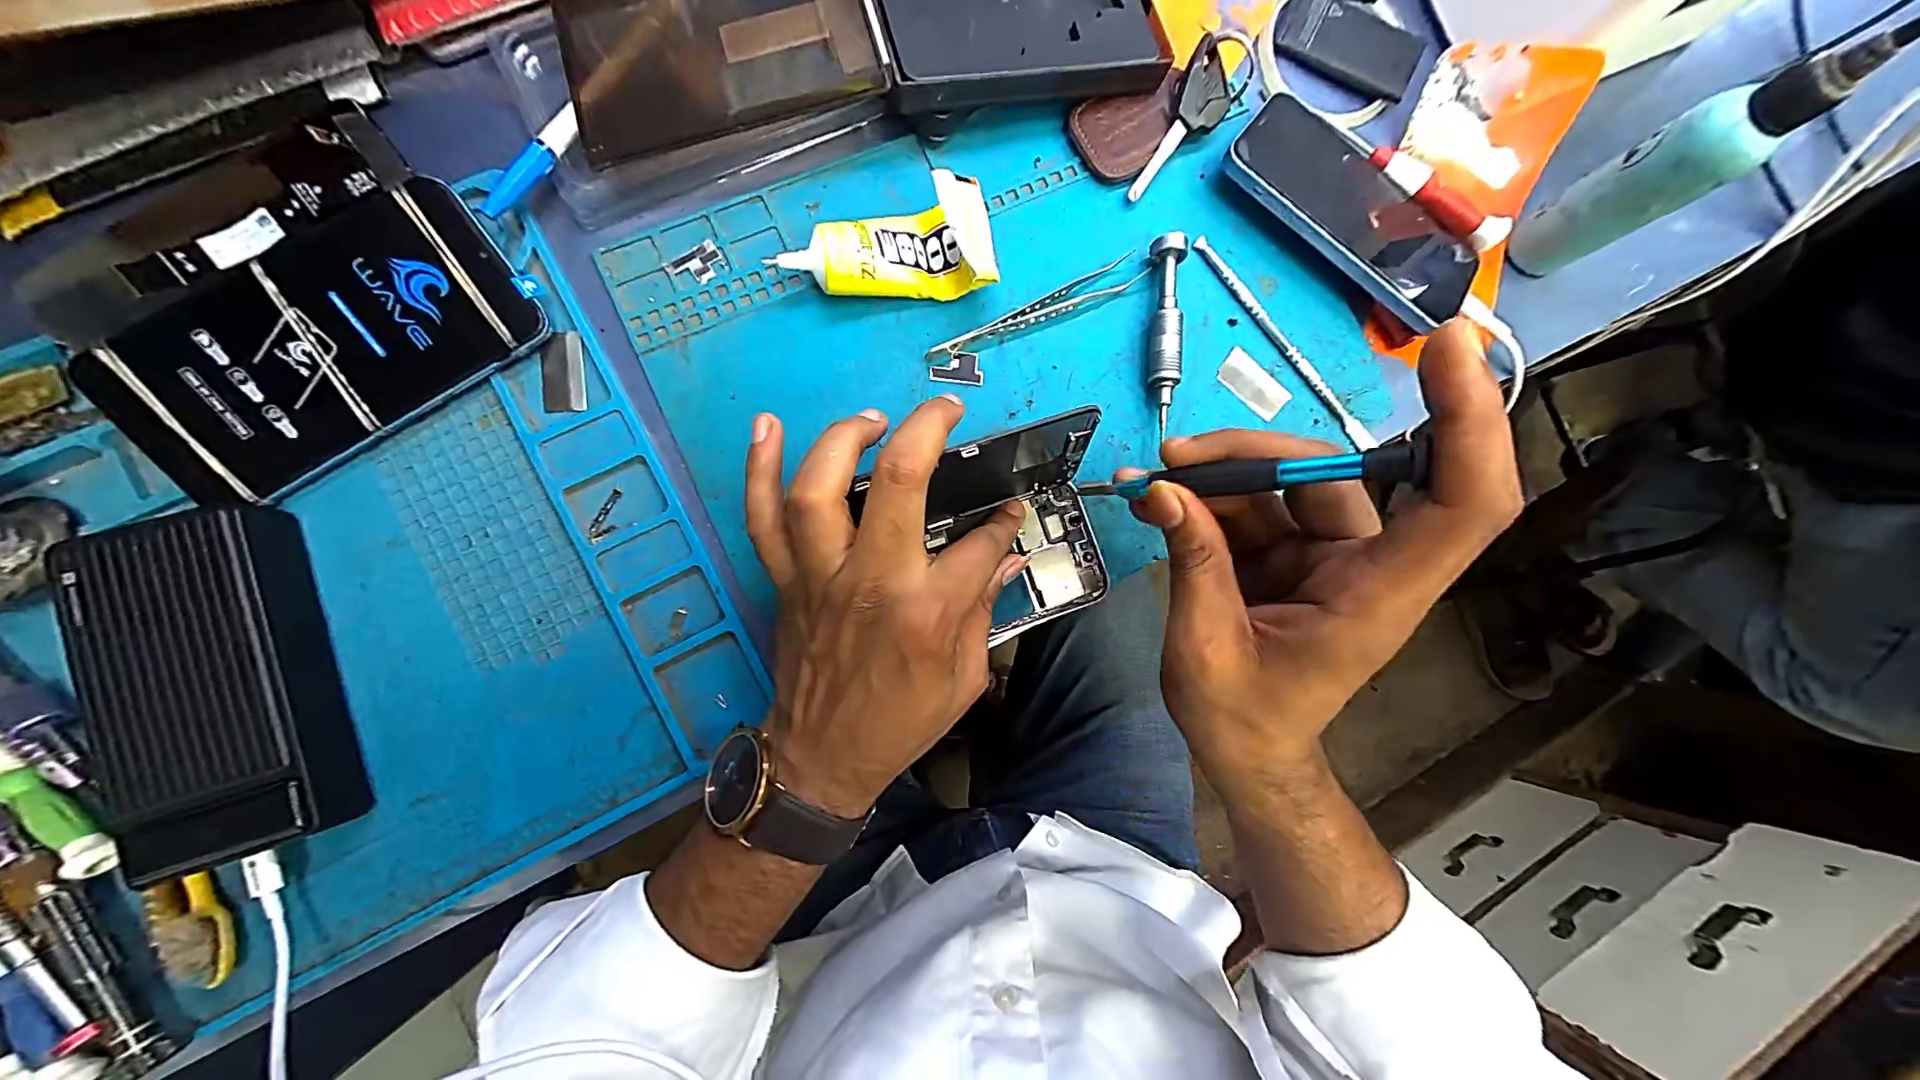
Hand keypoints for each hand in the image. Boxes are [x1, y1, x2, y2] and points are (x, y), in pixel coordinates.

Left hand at [744, 396, 1026, 817]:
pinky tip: (769, 426)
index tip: (1010, 509)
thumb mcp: (964, 677)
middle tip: (946, 410)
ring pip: (818, 489)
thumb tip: (1003, 554)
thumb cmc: (901, 721)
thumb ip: (982, 608)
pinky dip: (758, 468)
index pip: (978, 544)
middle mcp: (872, 581)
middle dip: (928, 431)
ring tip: (872, 419)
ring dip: (845, 438)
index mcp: (927, 612)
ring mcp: (819, 576)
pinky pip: (761, 518)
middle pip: (899, 484)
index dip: (1003, 520)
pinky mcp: (785, 580)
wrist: (823, 757)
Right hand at [1127, 320, 1521, 806]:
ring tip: (1153, 481)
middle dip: (1250, 452)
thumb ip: (1193, 563)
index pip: (1463, 502)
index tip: (1448, 346)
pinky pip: (1251, 506)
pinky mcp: (1288, 554)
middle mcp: (1364, 563)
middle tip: (1174, 457)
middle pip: (1330, 473)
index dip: (1469, 421)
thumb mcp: (1205, 647)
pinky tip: (1160, 500)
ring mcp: (1324, 555)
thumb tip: (1163, 490)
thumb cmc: (1241, 720)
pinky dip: (1204, 499)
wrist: (1244, 754)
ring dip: (1215, 475)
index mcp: (1377, 595)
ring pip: (1281, 482)